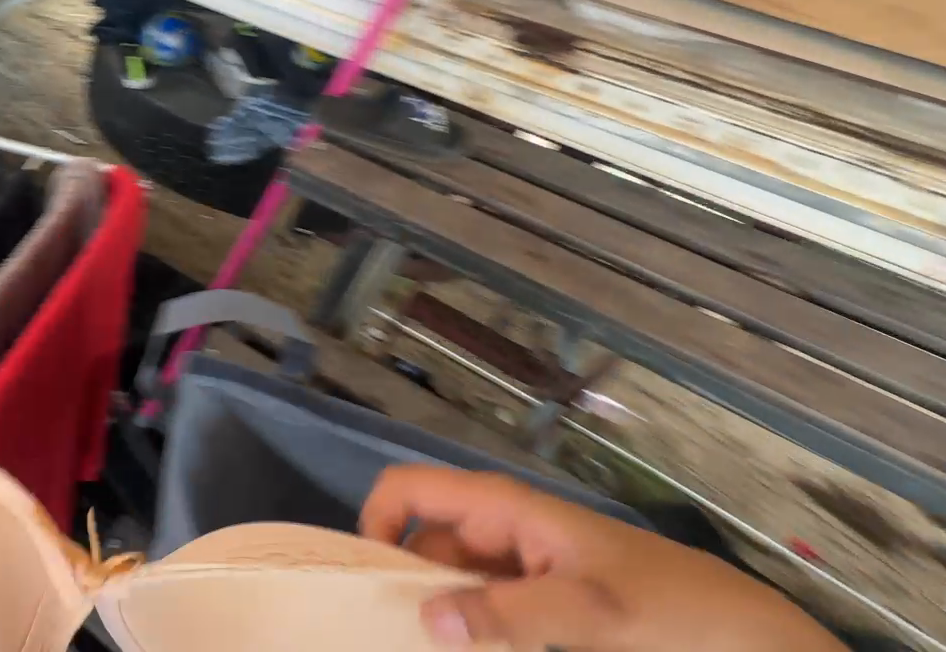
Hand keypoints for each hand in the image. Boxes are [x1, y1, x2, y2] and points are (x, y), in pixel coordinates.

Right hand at [360, 465, 845, 651]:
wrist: (758, 643)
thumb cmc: (670, 607)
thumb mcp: (593, 609)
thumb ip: (509, 613)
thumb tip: (424, 619)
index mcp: (500, 508)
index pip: (409, 489)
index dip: (376, 520)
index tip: (367, 578)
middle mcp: (497, 531)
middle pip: (422, 541)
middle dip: (401, 580)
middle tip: (386, 632)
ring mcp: (517, 568)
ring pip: (450, 581)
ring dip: (435, 613)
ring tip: (414, 645)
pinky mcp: (538, 604)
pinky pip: (482, 610)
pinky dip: (468, 631)